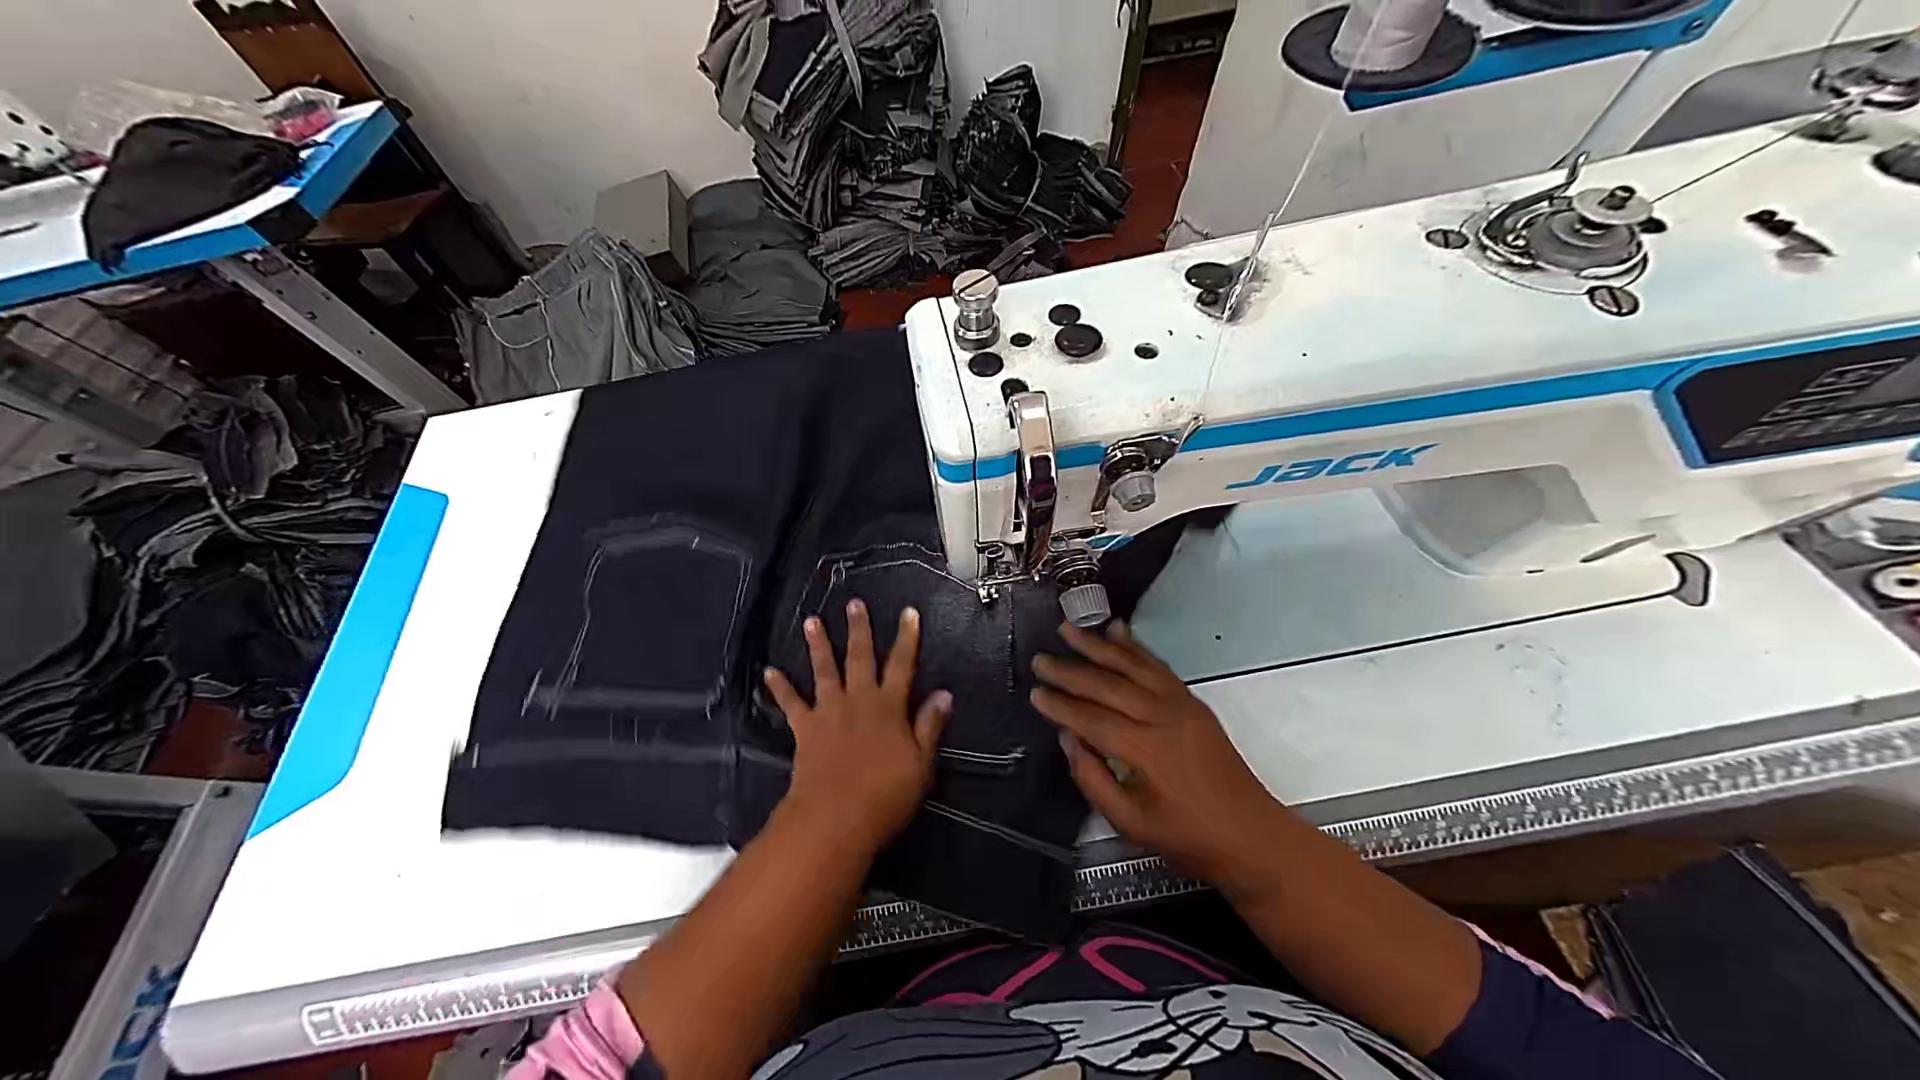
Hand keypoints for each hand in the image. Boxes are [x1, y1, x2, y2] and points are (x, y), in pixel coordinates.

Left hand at [764, 599, 950, 852]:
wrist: (835, 817)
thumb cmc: (885, 794)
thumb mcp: (921, 763)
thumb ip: (930, 725)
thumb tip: (944, 693)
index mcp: (889, 707)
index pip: (903, 665)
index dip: (907, 638)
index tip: (908, 612)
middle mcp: (859, 701)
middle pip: (860, 658)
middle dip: (859, 629)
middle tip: (854, 603)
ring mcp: (829, 712)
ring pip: (824, 671)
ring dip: (819, 645)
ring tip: (812, 621)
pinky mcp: (805, 729)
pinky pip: (791, 703)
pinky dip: (780, 687)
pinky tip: (769, 671)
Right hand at [1030, 620, 1288, 896]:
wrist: (1253, 837)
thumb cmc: (1189, 839)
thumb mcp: (1131, 824)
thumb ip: (1093, 780)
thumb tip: (1068, 740)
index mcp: (1148, 751)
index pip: (1092, 719)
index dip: (1061, 706)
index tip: (1035, 692)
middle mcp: (1164, 718)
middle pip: (1109, 686)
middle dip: (1071, 671)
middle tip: (1040, 659)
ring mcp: (1182, 705)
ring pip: (1133, 666)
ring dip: (1099, 646)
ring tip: (1069, 629)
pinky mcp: (1194, 703)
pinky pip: (1158, 667)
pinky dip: (1135, 647)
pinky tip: (1118, 631)